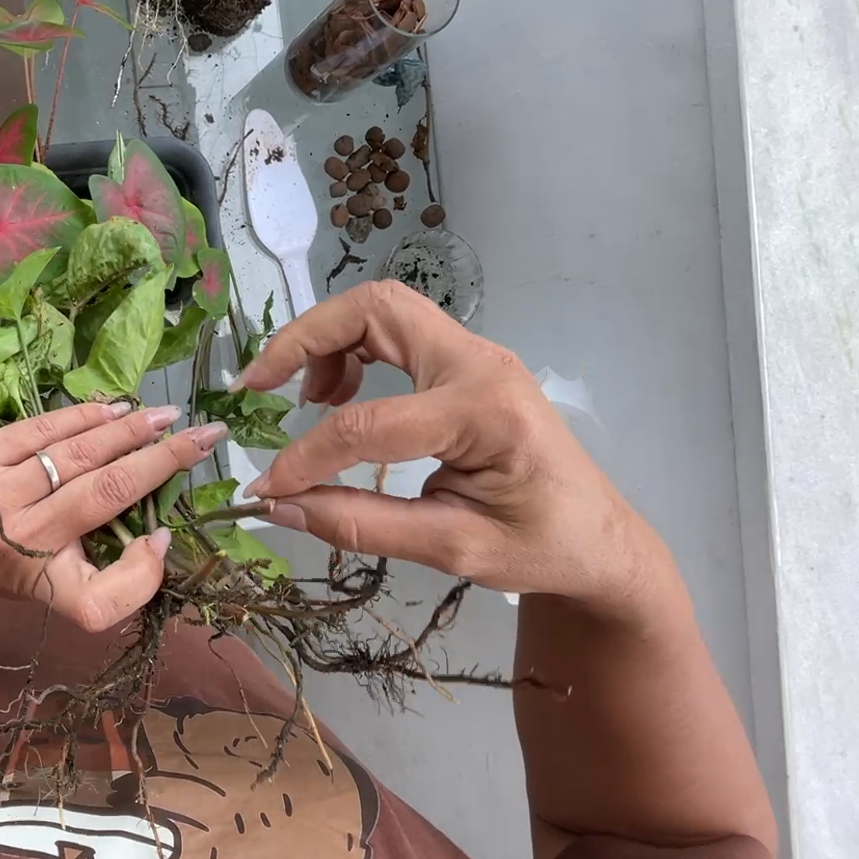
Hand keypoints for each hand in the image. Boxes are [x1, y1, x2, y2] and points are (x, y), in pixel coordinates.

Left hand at [0, 402, 228, 631]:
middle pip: (104, 494)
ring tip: (166, 416)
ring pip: (78, 455)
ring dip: (129, 432)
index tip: (161, 538)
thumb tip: (154, 536)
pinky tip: (117, 410)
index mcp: (39, 584)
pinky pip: (42, 430)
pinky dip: (85, 418)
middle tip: (205, 435)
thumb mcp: (41, 587)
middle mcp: (20, 541)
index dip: (140, 575)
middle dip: (162, 461)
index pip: (97, 599)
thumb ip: (94, 568)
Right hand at [239, 281, 663, 616]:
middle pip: (374, 309)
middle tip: (257, 383)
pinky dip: (349, 350)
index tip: (268, 487)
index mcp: (485, 413)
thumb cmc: (543, 548)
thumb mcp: (453, 550)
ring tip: (301, 396)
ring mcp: (473, 354)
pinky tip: (336, 395)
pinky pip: (392, 330)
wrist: (601, 538)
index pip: (368, 423)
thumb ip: (360, 524)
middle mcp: (480, 363)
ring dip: (325, 339)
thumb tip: (279, 508)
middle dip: (303, 338)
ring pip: (379, 308)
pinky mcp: (462, 362)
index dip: (305, 456)